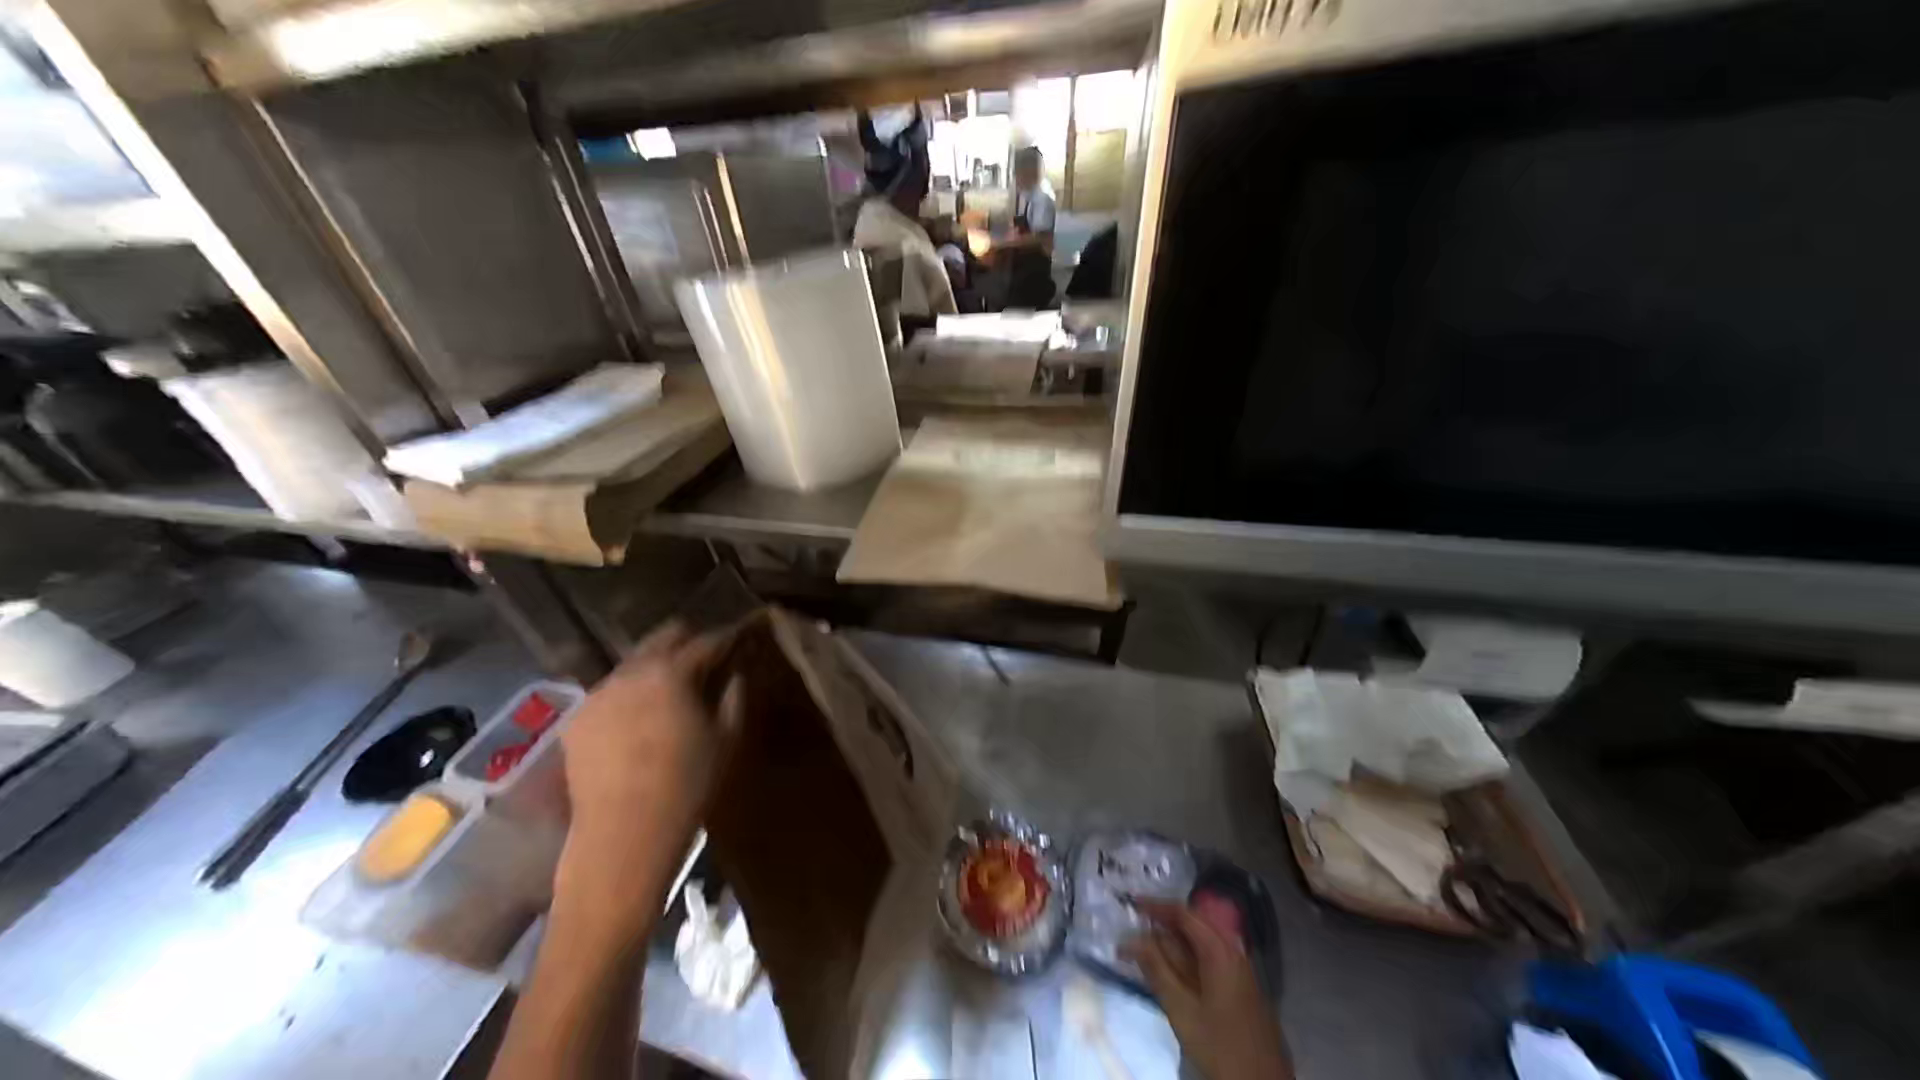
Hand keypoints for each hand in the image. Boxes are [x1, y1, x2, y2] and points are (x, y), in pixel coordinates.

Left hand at [557, 621, 742, 897]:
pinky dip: (631, 694)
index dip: (729, 638)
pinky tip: (641, 718)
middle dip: (689, 641)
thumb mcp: (728, 738)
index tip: (741, 638)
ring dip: (657, 667)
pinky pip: (611, 692)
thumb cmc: (687, 785)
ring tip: (673, 689)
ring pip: (634, 662)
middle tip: (708, 659)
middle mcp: (629, 671)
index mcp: (671, 672)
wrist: (622, 836)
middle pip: (663, 637)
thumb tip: (735, 673)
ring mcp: (597, 694)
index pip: (707, 641)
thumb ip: (736, 695)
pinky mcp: (576, 719)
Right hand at [1124, 900, 1293, 1079]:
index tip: (1131, 904)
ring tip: (1148, 948)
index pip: (1184, 913)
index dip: (1156, 906)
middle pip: (1194, 924)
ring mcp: (1241, 972)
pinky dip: (1188, 958)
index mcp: (1220, 951)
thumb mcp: (1181, 1009)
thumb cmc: (1221, 1048)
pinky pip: (1210, 960)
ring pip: (1202, 943)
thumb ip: (1156, 969)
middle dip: (1164, 923)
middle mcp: (1233, 953)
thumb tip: (1130, 938)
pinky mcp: (1242, 989)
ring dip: (1175, 942)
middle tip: (1136, 927)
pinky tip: (1173, 971)